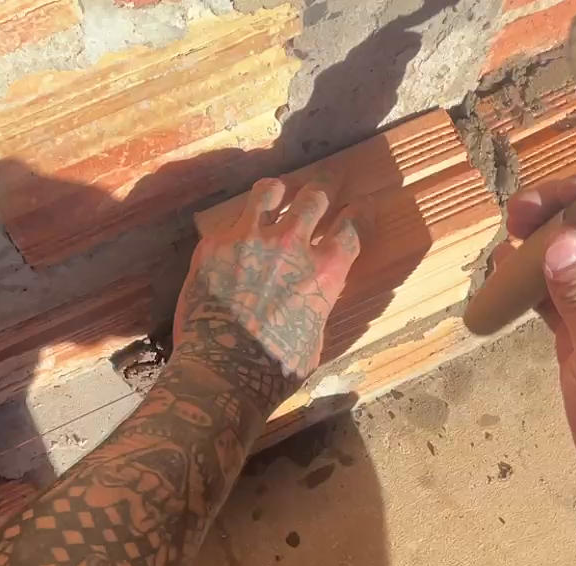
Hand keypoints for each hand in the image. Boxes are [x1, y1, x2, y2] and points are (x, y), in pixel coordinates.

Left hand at [173, 177, 363, 412]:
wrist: (221, 371)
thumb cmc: (275, 369)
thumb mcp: (314, 339)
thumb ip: (316, 307)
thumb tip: (311, 300)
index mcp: (325, 272)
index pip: (352, 226)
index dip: (360, 213)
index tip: (361, 207)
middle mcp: (291, 244)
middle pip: (315, 195)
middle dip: (325, 186)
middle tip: (326, 184)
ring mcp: (249, 238)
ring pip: (269, 191)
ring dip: (279, 191)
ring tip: (278, 192)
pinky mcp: (214, 244)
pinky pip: (231, 221)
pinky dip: (240, 225)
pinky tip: (238, 235)